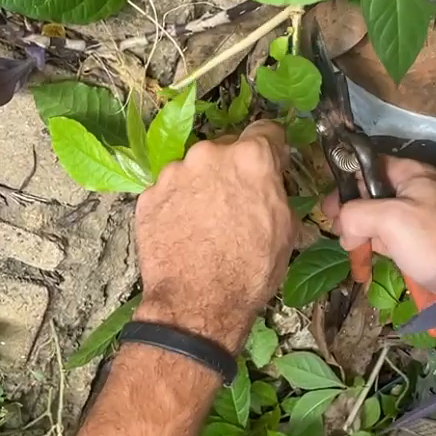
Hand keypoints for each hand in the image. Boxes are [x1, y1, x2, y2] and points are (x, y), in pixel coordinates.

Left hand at [133, 121, 295, 351]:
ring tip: (207, 224)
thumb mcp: (286, 230)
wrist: (198, 304)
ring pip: (194, 170)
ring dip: (201, 187)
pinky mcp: (149, 195)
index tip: (270, 163)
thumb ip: (277, 193)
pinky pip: (169, 192)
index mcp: (250, 158)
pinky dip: (177, 205)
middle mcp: (208, 155)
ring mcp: (174, 174)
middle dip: (232, 170)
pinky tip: (185, 232)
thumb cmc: (249, 271)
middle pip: (225, 150)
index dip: (271, 150)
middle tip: (236, 203)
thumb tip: (272, 187)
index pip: (266, 132)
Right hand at [324, 158, 435, 323]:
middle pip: (369, 196)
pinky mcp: (425, 241)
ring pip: (378, 221)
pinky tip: (371, 267)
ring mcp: (421, 217)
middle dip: (352, 219)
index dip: (344, 186)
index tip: (330, 211)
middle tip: (347, 242)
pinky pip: (393, 240)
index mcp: (411, 174)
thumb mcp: (391, 220)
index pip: (366, 167)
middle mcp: (416, 190)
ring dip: (363, 240)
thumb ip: (356, 213)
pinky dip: (379, 252)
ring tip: (359, 261)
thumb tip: (343, 226)